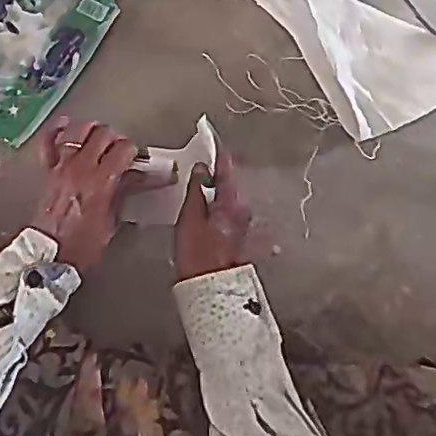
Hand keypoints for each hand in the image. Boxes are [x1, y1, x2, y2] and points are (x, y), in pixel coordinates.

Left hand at [30, 118, 143, 271]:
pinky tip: (67, 125)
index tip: (136, 158)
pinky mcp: (48, 171)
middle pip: (103, 134)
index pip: (124, 148)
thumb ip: (124, 193)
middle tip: (120, 149)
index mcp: (101, 182)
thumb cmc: (82, 246)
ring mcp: (62, 167)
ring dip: (92, 130)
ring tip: (99, 136)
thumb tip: (136, 178)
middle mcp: (81, 168)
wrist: (50, 257)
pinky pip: (49, 142)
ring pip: (78, 131)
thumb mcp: (112, 221)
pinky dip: (57, 131)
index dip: (133, 150)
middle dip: (116, 138)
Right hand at [174, 152, 252, 281]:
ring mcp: (246, 229)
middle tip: (204, 170)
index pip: (227, 170)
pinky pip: (237, 225)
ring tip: (206, 195)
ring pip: (234, 205)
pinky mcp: (244, 244)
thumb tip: (201, 169)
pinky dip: (227, 219)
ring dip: (222, 198)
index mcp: (231, 202)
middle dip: (219, 178)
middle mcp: (243, 213)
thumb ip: (197, 190)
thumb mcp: (189, 218)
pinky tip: (220, 220)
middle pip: (232, 187)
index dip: (219, 156)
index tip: (213, 145)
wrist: (211, 291)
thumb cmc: (197, 255)